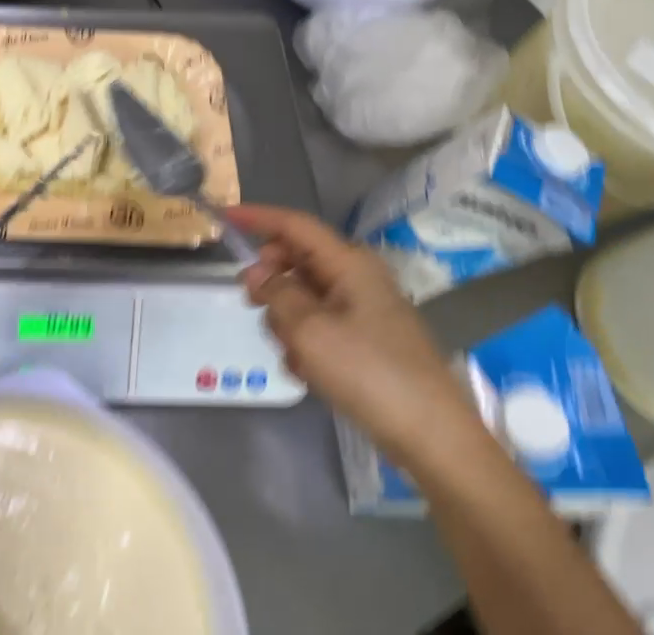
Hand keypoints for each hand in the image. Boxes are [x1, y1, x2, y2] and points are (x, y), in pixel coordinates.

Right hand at [228, 204, 481, 466]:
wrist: (431, 434)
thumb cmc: (369, 372)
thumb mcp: (309, 330)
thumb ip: (275, 293)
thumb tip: (257, 271)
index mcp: (349, 264)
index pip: (295, 226)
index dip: (257, 218)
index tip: (222, 218)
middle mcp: (357, 279)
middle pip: (297, 261)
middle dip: (271, 281)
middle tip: (253, 305)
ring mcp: (363, 311)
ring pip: (303, 297)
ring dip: (287, 321)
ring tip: (294, 355)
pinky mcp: (365, 341)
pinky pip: (319, 327)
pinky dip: (305, 344)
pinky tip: (308, 373)